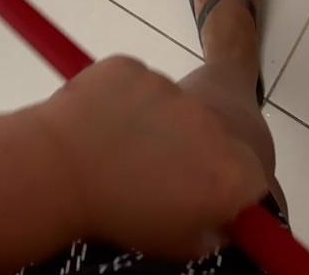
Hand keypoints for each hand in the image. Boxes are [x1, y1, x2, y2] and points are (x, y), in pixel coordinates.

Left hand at [31, 55, 267, 258]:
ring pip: (170, 103)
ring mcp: (166, 85)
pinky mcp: (130, 64)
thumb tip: (216, 218)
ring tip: (118, 142)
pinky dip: (123, 94)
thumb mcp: (181, 244)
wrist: (58, 166)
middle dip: (189, 147)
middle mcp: (208, 122)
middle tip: (152, 164)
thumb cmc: (120, 212)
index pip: (250, 174)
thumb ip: (213, 230)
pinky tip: (103, 116)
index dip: (225, 183)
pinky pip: (135, 80)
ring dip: (154, 116)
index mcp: (231, 170)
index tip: (199, 190)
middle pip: (211, 132)